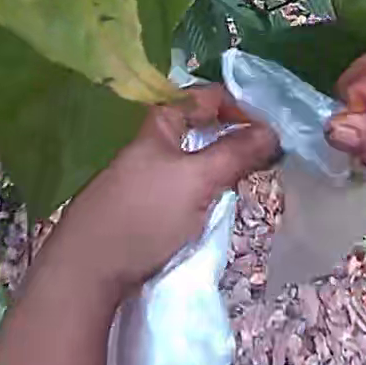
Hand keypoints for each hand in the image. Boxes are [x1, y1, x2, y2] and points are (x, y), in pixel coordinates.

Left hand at [44, 85, 279, 296]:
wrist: (90, 266)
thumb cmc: (144, 214)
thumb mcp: (195, 179)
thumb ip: (233, 153)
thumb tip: (272, 131)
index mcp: (160, 124)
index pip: (206, 98)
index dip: (240, 106)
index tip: (274, 130)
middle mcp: (154, 144)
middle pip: (203, 128)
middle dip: (237, 137)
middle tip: (272, 157)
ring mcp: (150, 174)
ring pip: (197, 159)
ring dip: (225, 165)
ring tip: (258, 176)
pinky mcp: (149, 204)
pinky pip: (188, 185)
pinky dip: (210, 188)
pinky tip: (225, 201)